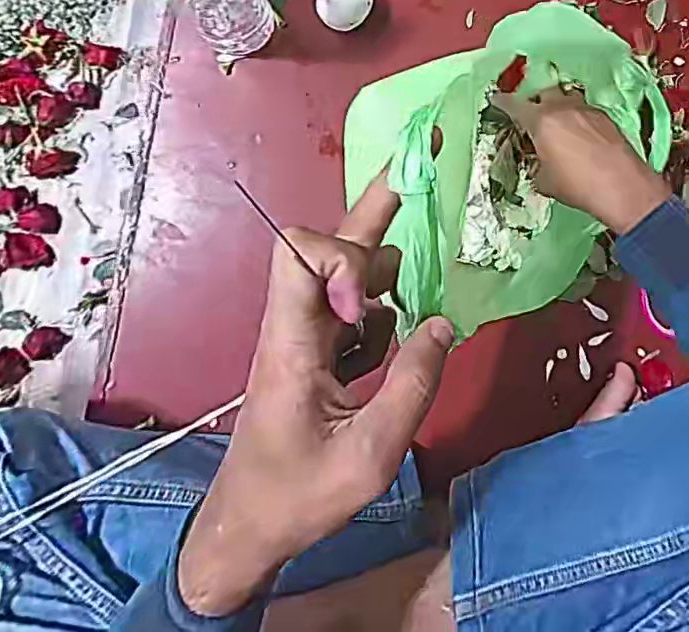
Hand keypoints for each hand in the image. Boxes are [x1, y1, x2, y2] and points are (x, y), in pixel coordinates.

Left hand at [177, 175, 453, 616]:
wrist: (247, 531)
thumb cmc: (296, 496)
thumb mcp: (367, 457)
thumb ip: (412, 387)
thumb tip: (441, 321)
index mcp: (291, 339)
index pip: (301, 252)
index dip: (345, 260)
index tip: (367, 311)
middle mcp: (299, 319)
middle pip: (332, 240)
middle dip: (381, 202)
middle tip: (427, 158)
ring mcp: (312, 329)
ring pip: (354, 269)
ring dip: (388, 277)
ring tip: (410, 314)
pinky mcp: (325, 344)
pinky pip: (364, 304)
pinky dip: (386, 311)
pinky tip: (391, 353)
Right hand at [488, 87, 670, 233]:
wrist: (622, 186)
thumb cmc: (577, 185)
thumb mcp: (546, 182)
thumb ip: (537, 166)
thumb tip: (540, 165)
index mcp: (541, 121)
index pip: (514, 105)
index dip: (503, 102)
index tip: (497, 100)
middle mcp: (562, 108)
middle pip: (543, 93)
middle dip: (535, 102)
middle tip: (532, 118)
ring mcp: (586, 109)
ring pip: (566, 98)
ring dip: (559, 107)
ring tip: (558, 126)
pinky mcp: (605, 117)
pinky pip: (584, 110)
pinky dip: (577, 117)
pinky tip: (581, 136)